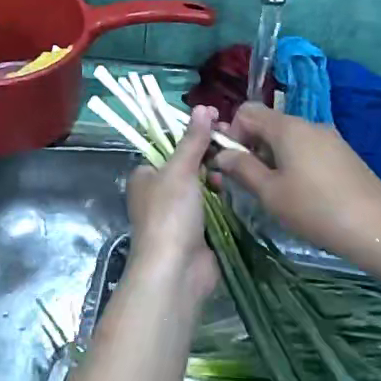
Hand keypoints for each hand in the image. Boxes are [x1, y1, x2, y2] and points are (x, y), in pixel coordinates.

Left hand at [125, 105, 219, 301]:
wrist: (176, 271)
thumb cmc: (170, 214)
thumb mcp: (180, 170)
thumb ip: (192, 140)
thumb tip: (201, 108)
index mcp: (145, 174)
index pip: (167, 144)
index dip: (190, 131)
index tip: (215, 119)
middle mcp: (158, 191)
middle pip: (187, 163)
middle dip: (208, 153)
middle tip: (232, 140)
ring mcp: (177, 212)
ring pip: (201, 184)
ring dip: (216, 175)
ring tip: (236, 164)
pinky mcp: (196, 229)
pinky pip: (211, 205)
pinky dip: (221, 197)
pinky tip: (235, 187)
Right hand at [214, 102, 380, 271]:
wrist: (380, 230)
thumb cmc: (315, 209)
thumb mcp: (270, 193)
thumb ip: (242, 169)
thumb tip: (221, 154)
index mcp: (287, 127)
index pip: (246, 111)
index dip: (232, 133)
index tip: (233, 164)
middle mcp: (309, 124)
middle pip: (268, 124)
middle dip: (251, 148)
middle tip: (248, 184)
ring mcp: (330, 138)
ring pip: (288, 139)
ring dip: (273, 159)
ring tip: (275, 194)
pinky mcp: (344, 155)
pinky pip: (308, 150)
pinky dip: (295, 165)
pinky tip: (302, 195)